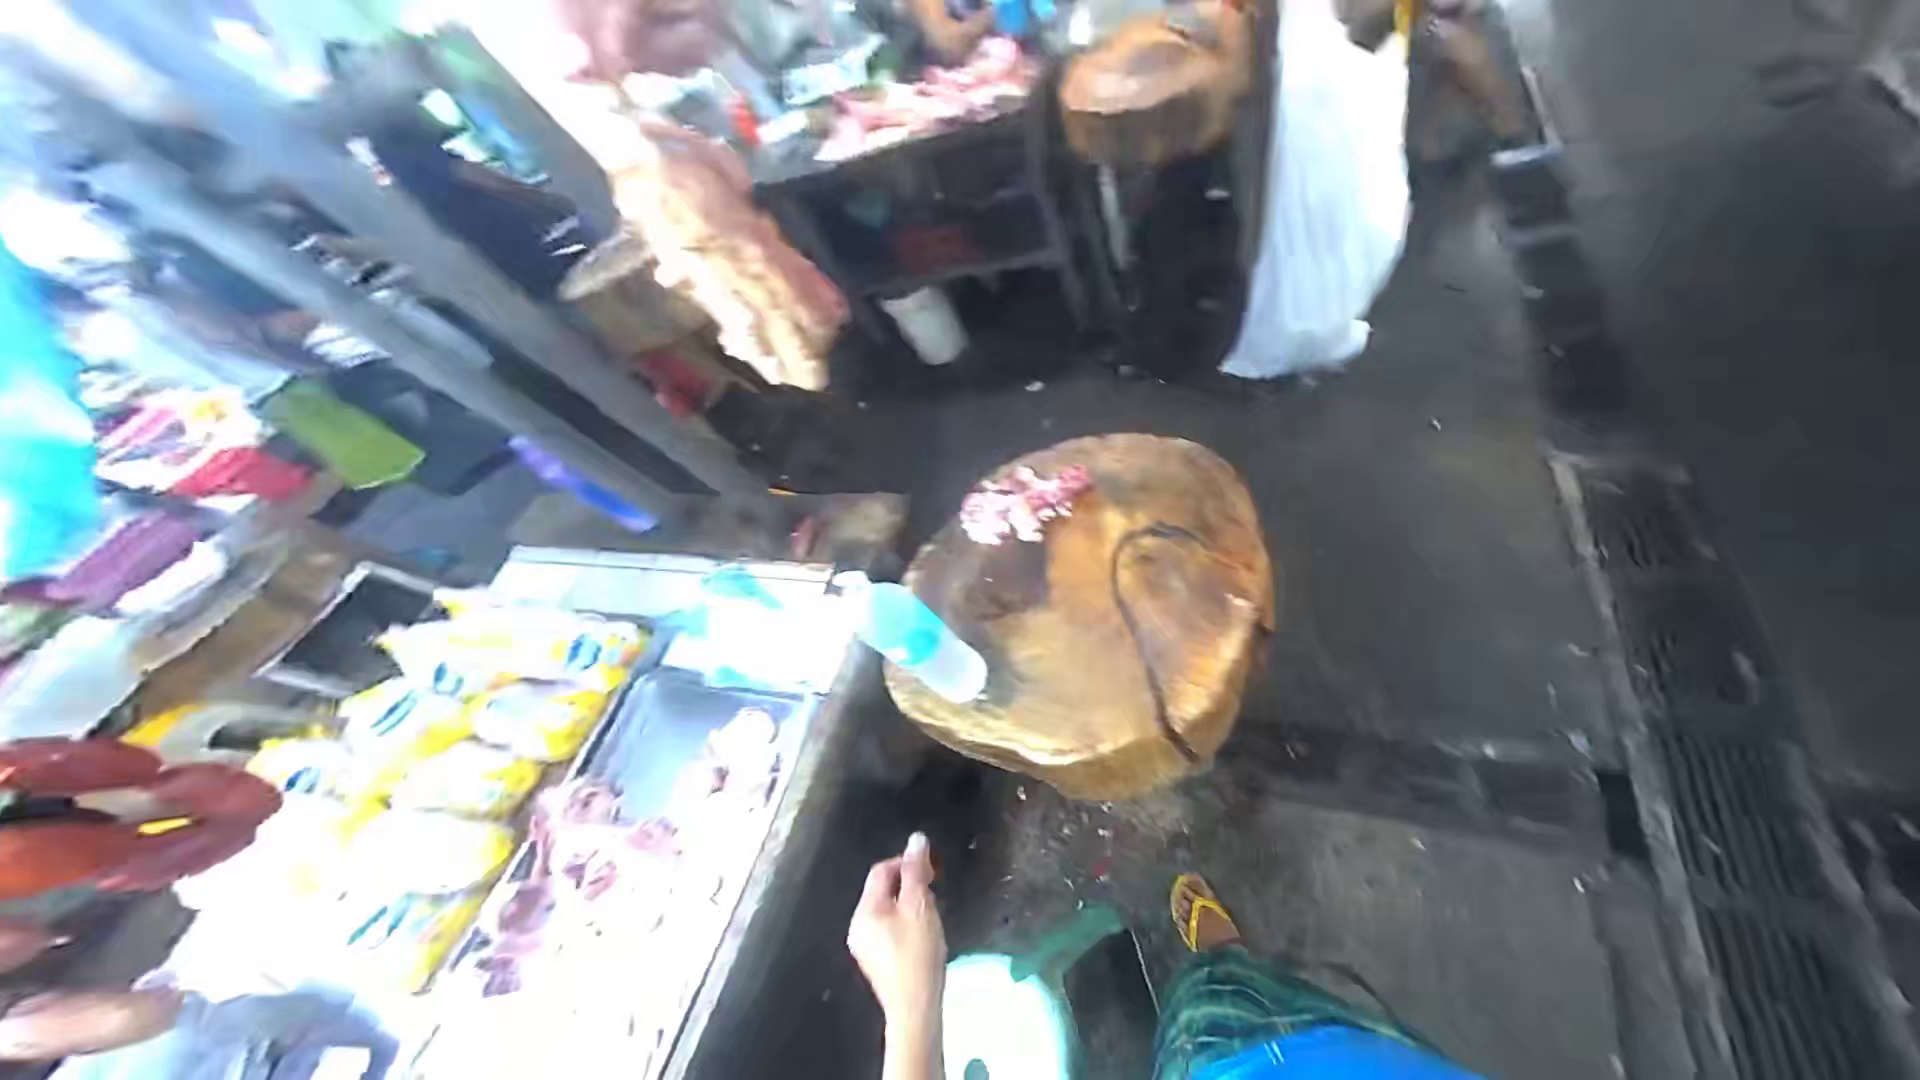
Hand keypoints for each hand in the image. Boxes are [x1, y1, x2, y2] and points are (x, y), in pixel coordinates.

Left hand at [847, 833, 947, 1030]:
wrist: (916, 1010)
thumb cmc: (917, 954)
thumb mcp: (920, 905)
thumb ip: (916, 870)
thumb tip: (916, 839)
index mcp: (865, 910)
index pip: (881, 871)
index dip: (905, 862)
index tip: (929, 868)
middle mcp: (859, 926)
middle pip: (883, 889)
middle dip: (908, 883)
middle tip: (932, 889)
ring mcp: (866, 946)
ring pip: (888, 908)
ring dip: (909, 902)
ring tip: (931, 912)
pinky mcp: (877, 961)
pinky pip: (889, 928)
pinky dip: (906, 921)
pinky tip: (923, 934)